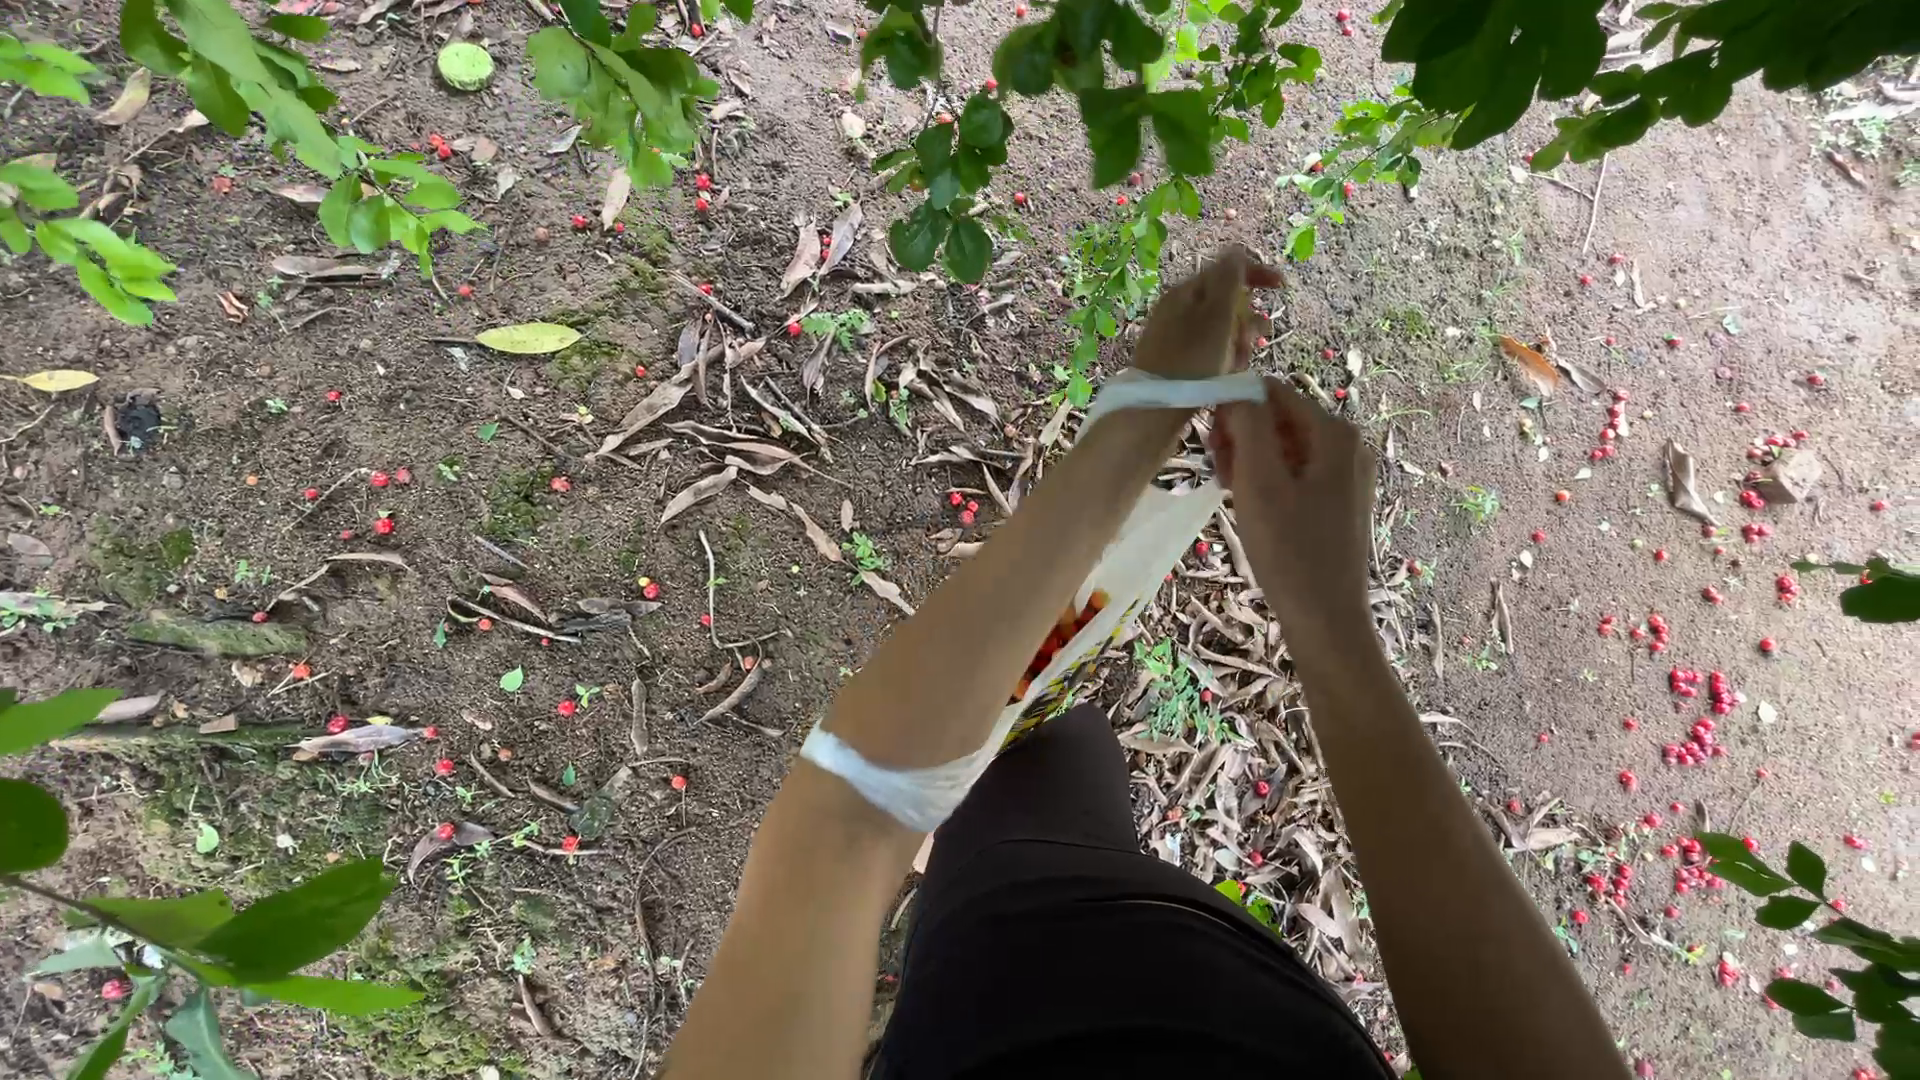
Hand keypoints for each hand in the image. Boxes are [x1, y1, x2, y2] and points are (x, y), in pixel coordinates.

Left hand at [1133, 246, 1281, 379]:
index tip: (1282, 287)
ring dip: (1237, 341)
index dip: (1256, 273)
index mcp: (1185, 291)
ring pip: (1220, 328)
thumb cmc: (1191, 361)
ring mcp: (1174, 334)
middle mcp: (1177, 308)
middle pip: (1225, 301)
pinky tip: (1225, 374)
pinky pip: (1208, 348)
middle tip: (1251, 340)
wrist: (1155, 408)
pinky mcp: (1175, 359)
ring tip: (1238, 362)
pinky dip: (1222, 356)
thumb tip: (1236, 250)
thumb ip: (1229, 280)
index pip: (1225, 269)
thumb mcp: (1216, 316)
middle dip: (1245, 319)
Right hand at [1210, 375, 1377, 653]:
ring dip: (1248, 459)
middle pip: (1278, 417)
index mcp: (1333, 432)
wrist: (1325, 617)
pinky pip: (1293, 471)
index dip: (1233, 408)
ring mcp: (1345, 473)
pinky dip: (1265, 479)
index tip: (1210, 443)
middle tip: (1217, 471)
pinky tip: (1249, 504)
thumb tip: (1235, 389)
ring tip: (1229, 491)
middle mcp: (1347, 444)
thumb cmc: (1289, 550)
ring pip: (1282, 446)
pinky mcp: (1337, 499)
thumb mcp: (1259, 482)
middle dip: (1240, 436)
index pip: (1271, 392)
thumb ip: (1248, 426)